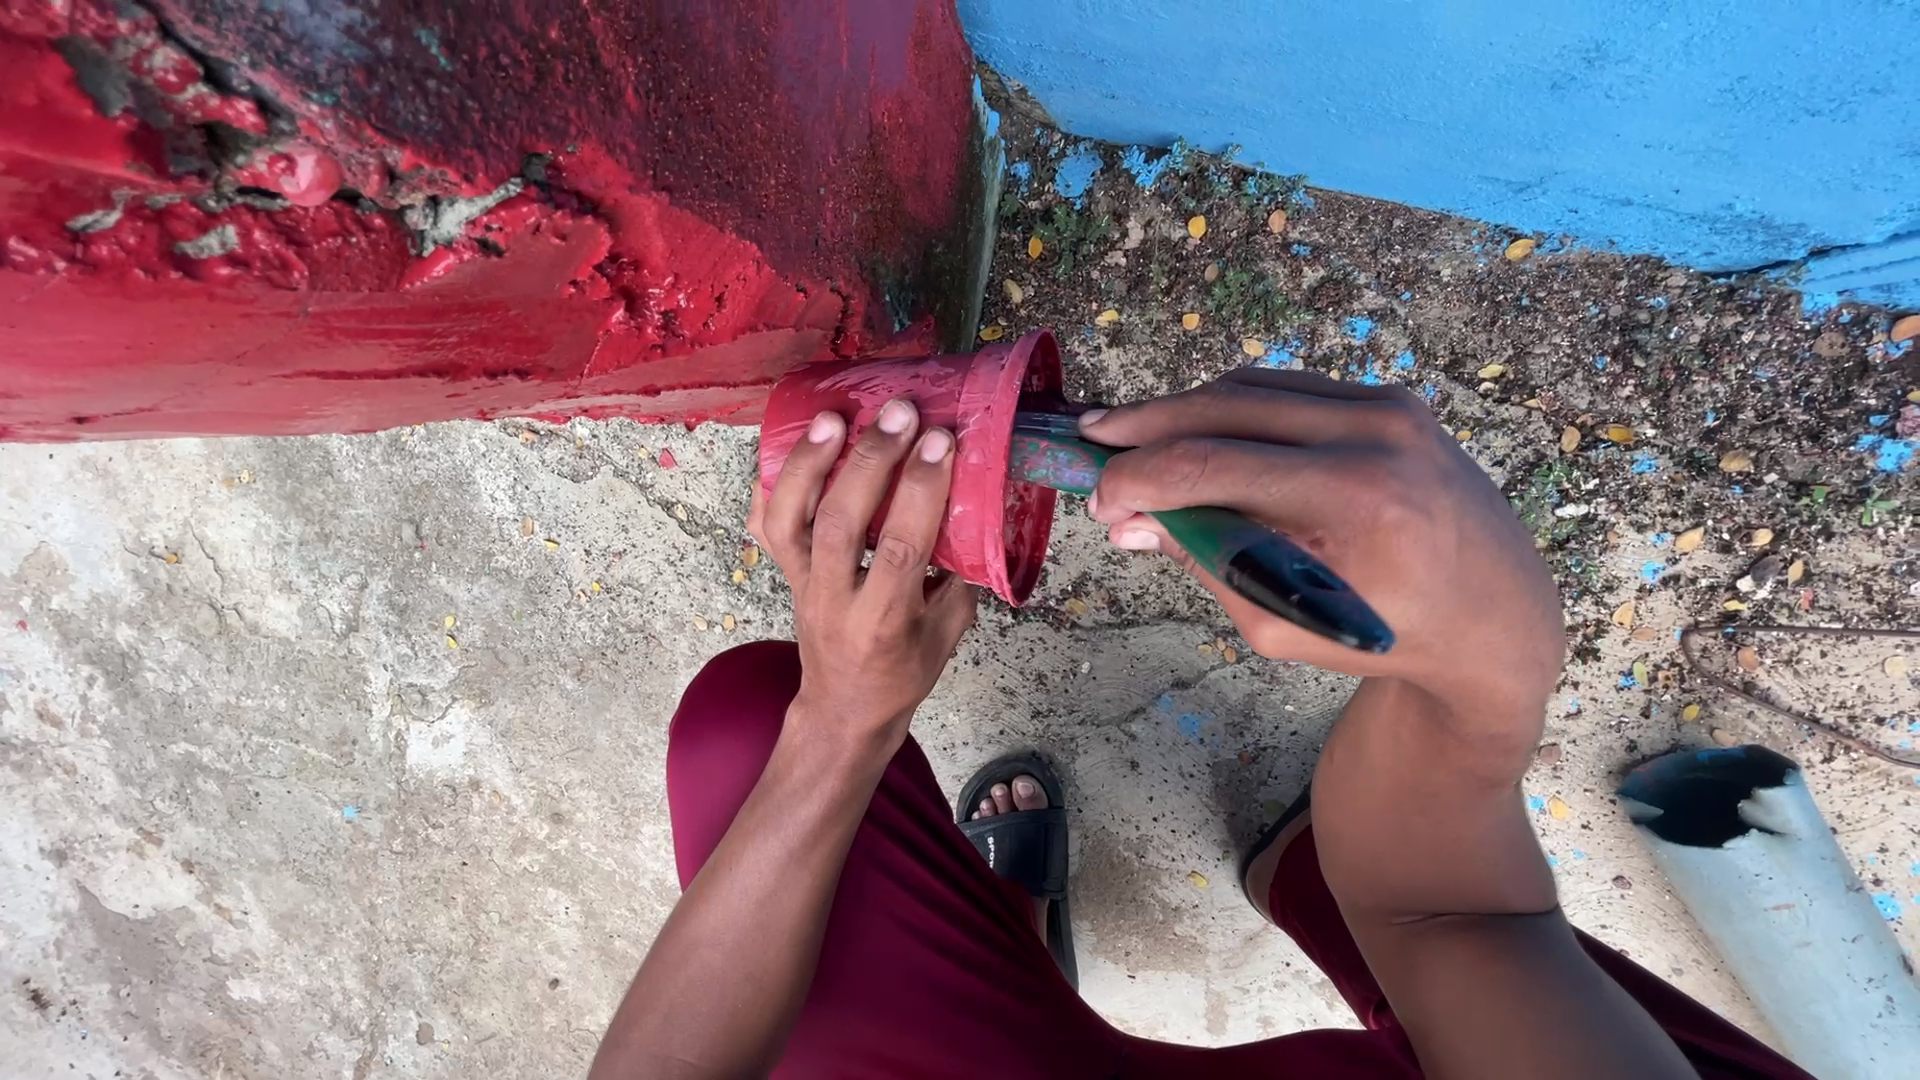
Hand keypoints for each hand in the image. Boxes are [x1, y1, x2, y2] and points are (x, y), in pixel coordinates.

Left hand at [748, 399, 977, 752]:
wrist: (843, 708)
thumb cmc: (901, 673)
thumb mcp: (947, 634)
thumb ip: (958, 576)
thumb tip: (973, 507)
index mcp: (884, 621)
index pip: (901, 548)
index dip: (920, 491)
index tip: (940, 441)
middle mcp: (834, 599)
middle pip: (841, 524)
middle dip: (870, 461)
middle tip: (899, 412)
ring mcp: (801, 584)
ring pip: (789, 520)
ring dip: (809, 463)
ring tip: (833, 416)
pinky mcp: (783, 574)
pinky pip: (764, 525)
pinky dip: (771, 482)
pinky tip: (787, 443)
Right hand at [1083, 368, 1563, 721]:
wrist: (1499, 613)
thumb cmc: (1387, 635)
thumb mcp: (1281, 624)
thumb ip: (1203, 562)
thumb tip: (1127, 523)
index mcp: (1354, 498)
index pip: (1210, 465)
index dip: (1137, 476)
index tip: (1098, 499)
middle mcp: (1374, 432)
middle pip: (1222, 406)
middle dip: (1143, 423)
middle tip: (1092, 439)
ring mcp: (1387, 405)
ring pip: (1248, 387)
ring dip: (1179, 410)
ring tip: (1131, 436)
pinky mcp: (1388, 400)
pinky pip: (1283, 390)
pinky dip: (1226, 407)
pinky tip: (1193, 429)